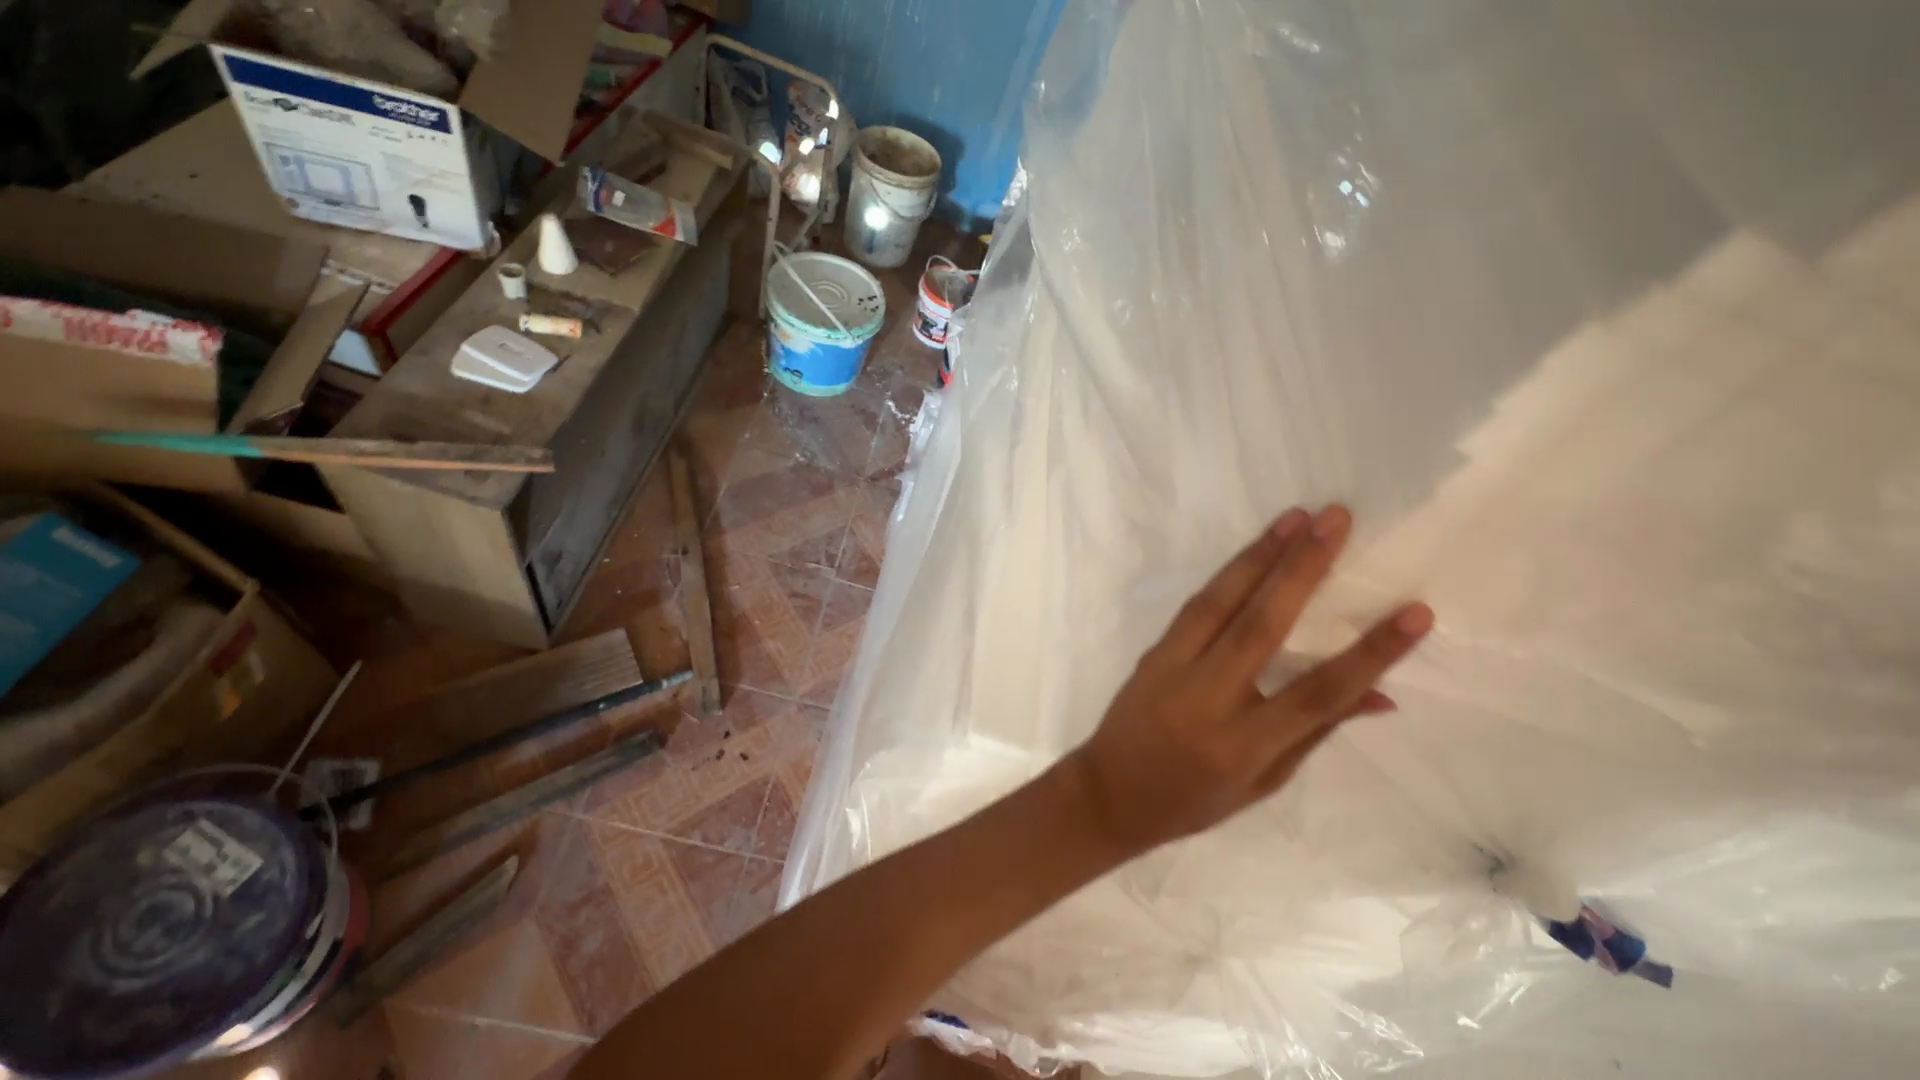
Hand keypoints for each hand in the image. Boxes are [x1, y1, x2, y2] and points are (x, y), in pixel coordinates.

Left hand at [1063, 504, 1432, 854]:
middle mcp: (1206, 701)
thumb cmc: (1194, 800)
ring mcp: (1172, 671)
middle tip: (1337, 520)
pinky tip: (1254, 550)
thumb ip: (1314, 732)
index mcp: (1242, 746)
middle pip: (1261, 627)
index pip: (1317, 695)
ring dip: (1261, 556)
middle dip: (1302, 569)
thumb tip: (1380, 695)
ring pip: (1221, 603)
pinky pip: (1195, 607)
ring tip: (1298, 517)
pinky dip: (1227, 575)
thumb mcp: (1262, 782)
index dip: (1370, 655)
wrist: (1109, 796)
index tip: (1416, 613)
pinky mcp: (1151, 653)